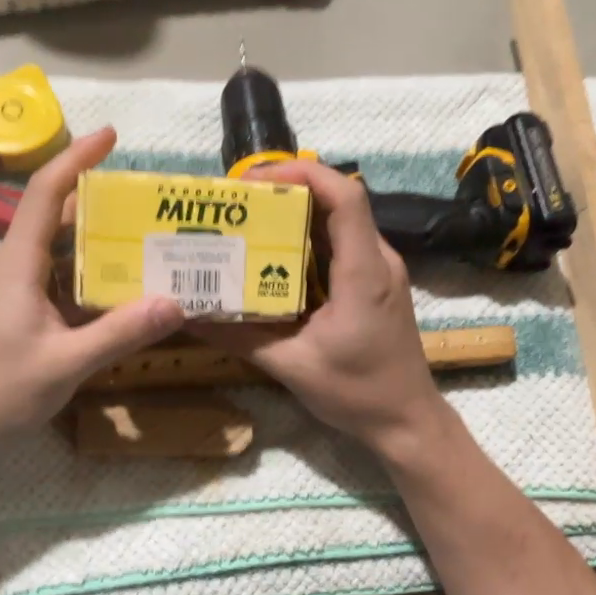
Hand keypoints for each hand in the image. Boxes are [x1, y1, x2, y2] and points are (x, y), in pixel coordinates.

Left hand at [0, 128, 185, 451]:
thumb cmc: (1, 393)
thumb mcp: (68, 363)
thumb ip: (121, 332)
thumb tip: (176, 303)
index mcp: (16, 263)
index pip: (46, 193)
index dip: (76, 158)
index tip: (111, 136)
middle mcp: (7, 264)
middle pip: (56, 220)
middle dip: (101, 209)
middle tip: (149, 210)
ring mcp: (5, 286)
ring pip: (55, 251)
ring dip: (95, 247)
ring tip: (143, 248)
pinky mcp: (8, 307)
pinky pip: (50, 277)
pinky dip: (83, 276)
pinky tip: (113, 293)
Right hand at [195, 160, 449, 452]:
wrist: (407, 422)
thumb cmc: (357, 394)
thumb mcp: (291, 366)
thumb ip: (240, 336)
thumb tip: (188, 315)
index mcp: (363, 272)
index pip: (344, 197)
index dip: (303, 173)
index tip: (254, 179)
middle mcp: (378, 260)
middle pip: (337, 203)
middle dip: (286, 192)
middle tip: (236, 204)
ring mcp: (380, 271)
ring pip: (337, 224)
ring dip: (294, 217)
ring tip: (246, 224)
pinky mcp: (374, 285)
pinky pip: (340, 248)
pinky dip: (306, 244)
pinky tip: (272, 260)